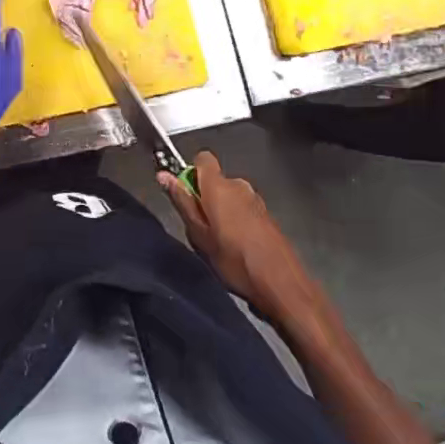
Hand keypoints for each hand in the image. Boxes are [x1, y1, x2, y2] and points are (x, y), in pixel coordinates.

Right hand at [159, 151, 306, 300]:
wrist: (281, 284)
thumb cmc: (234, 260)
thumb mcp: (199, 234)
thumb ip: (182, 201)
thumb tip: (164, 176)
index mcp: (220, 187)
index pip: (202, 159)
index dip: (190, 172)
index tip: (184, 194)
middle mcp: (240, 186)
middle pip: (214, 180)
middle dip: (203, 197)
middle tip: (198, 228)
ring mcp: (256, 200)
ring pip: (228, 196)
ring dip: (219, 211)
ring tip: (217, 241)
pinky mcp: (266, 215)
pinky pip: (241, 208)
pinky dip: (234, 219)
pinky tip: (236, 245)